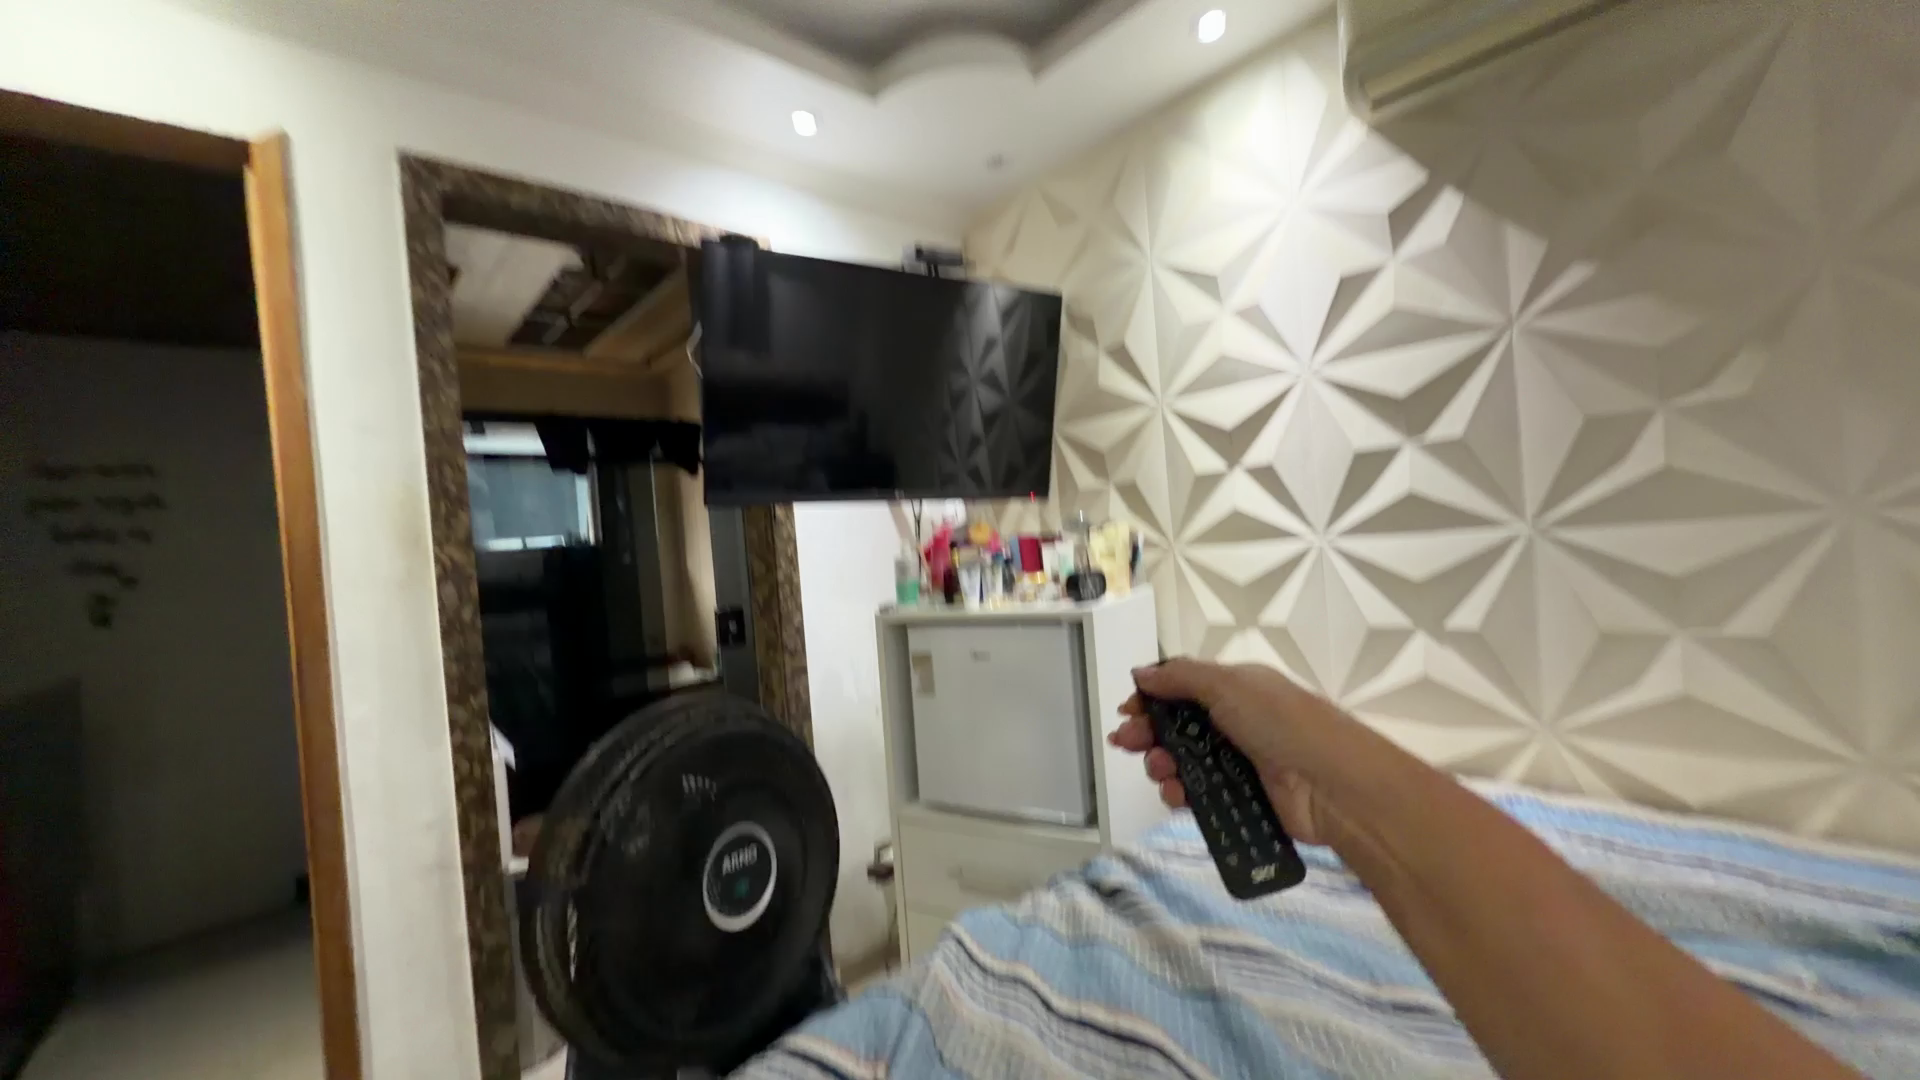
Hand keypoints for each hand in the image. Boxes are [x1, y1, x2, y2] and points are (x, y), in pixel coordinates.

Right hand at [1108, 658, 1356, 845]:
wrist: (1331, 784)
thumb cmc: (1280, 722)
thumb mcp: (1229, 686)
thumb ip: (1180, 677)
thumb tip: (1141, 672)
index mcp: (1234, 689)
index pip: (1181, 688)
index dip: (1151, 698)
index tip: (1128, 710)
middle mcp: (1233, 722)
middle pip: (1176, 726)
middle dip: (1147, 732)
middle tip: (1125, 742)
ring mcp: (1237, 761)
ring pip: (1182, 761)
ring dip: (1162, 764)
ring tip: (1160, 772)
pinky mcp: (1240, 797)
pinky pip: (1199, 794)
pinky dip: (1181, 793)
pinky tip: (1175, 794)